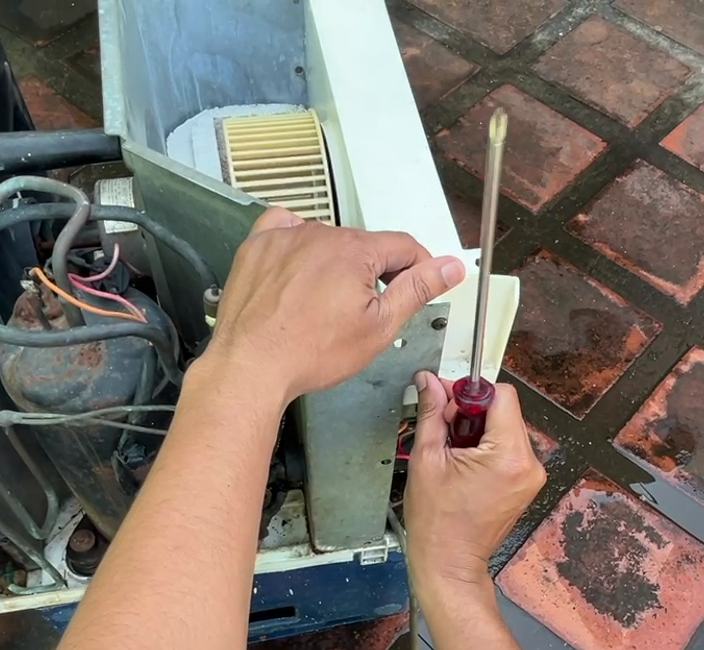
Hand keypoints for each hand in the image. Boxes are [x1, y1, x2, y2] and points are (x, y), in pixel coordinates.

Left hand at [199, 208, 466, 405]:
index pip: (403, 246)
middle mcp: (320, 233)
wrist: (252, 366)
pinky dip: (297, 246)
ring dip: (334, 265)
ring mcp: (285, 237)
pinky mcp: (257, 247)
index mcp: (356, 250)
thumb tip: (450, 266)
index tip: (420, 284)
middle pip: (363, 246)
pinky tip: (298, 270)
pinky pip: (284, 230)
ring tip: (325, 306)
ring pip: (325, 242)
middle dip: (372, 273)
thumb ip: (416, 290)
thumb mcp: (378, 327)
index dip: (419, 266)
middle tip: (366, 312)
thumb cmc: (312, 352)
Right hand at [404, 373, 545, 610]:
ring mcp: (531, 476)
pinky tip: (466, 466)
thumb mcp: (427, 459)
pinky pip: (508, 449)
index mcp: (509, 455)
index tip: (448, 404)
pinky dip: (486, 448)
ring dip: (478, 431)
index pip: (502, 395)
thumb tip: (429, 382)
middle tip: (445, 433)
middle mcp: (529, 464)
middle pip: (505, 410)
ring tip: (454, 455)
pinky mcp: (526, 484)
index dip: (470, 393)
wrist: (448, 561)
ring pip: (506, 428)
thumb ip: (432, 413)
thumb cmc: (437, 522)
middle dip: (472, 413)